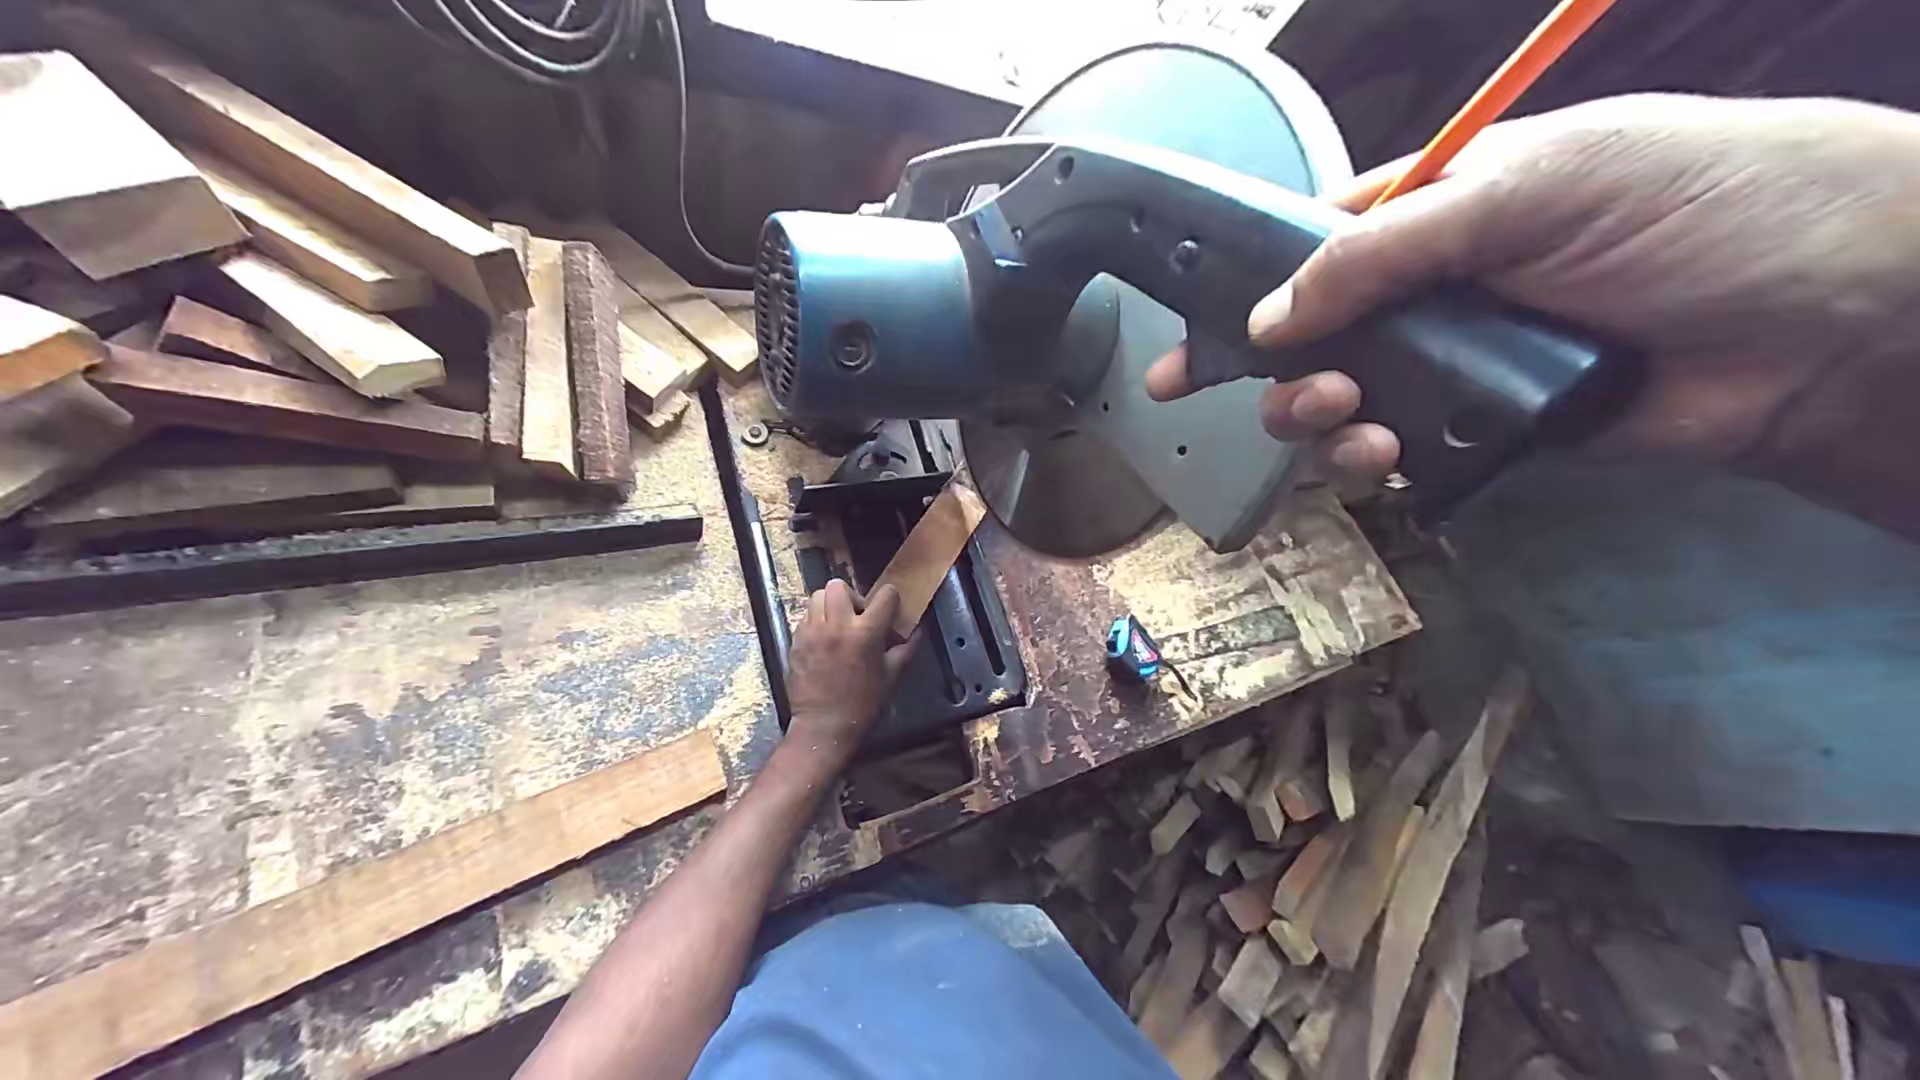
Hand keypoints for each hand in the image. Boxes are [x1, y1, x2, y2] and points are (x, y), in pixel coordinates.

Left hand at [781, 580, 914, 773]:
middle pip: (839, 586)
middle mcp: (837, 625)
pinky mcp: (796, 640)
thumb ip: (905, 649)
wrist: (823, 724)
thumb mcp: (891, 676)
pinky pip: (806, 616)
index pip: (884, 595)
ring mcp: (812, 631)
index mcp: (865, 633)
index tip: (889, 610)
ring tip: (837, 624)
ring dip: (830, 605)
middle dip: (851, 596)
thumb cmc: (862, 703)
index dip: (890, 599)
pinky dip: (816, 621)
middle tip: (856, 616)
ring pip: (817, 596)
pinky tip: (824, 639)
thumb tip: (917, 631)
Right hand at [1144, 94, 1919, 513]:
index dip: (1240, 297)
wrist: (1841, 322)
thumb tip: (1266, 322)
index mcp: (1422, 220)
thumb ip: (1381, 252)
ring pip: (1327, 405)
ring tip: (1345, 415)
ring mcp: (1433, 368)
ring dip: (1315, 418)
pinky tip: (1384, 453)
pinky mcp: (1458, 432)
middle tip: (1281, 390)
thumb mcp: (1533, 186)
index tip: (1187, 345)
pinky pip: (1378, 452)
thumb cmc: (1697, 208)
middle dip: (1271, 374)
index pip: (1302, 255)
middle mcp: (1415, 296)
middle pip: (1299, 342)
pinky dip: (1363, 460)